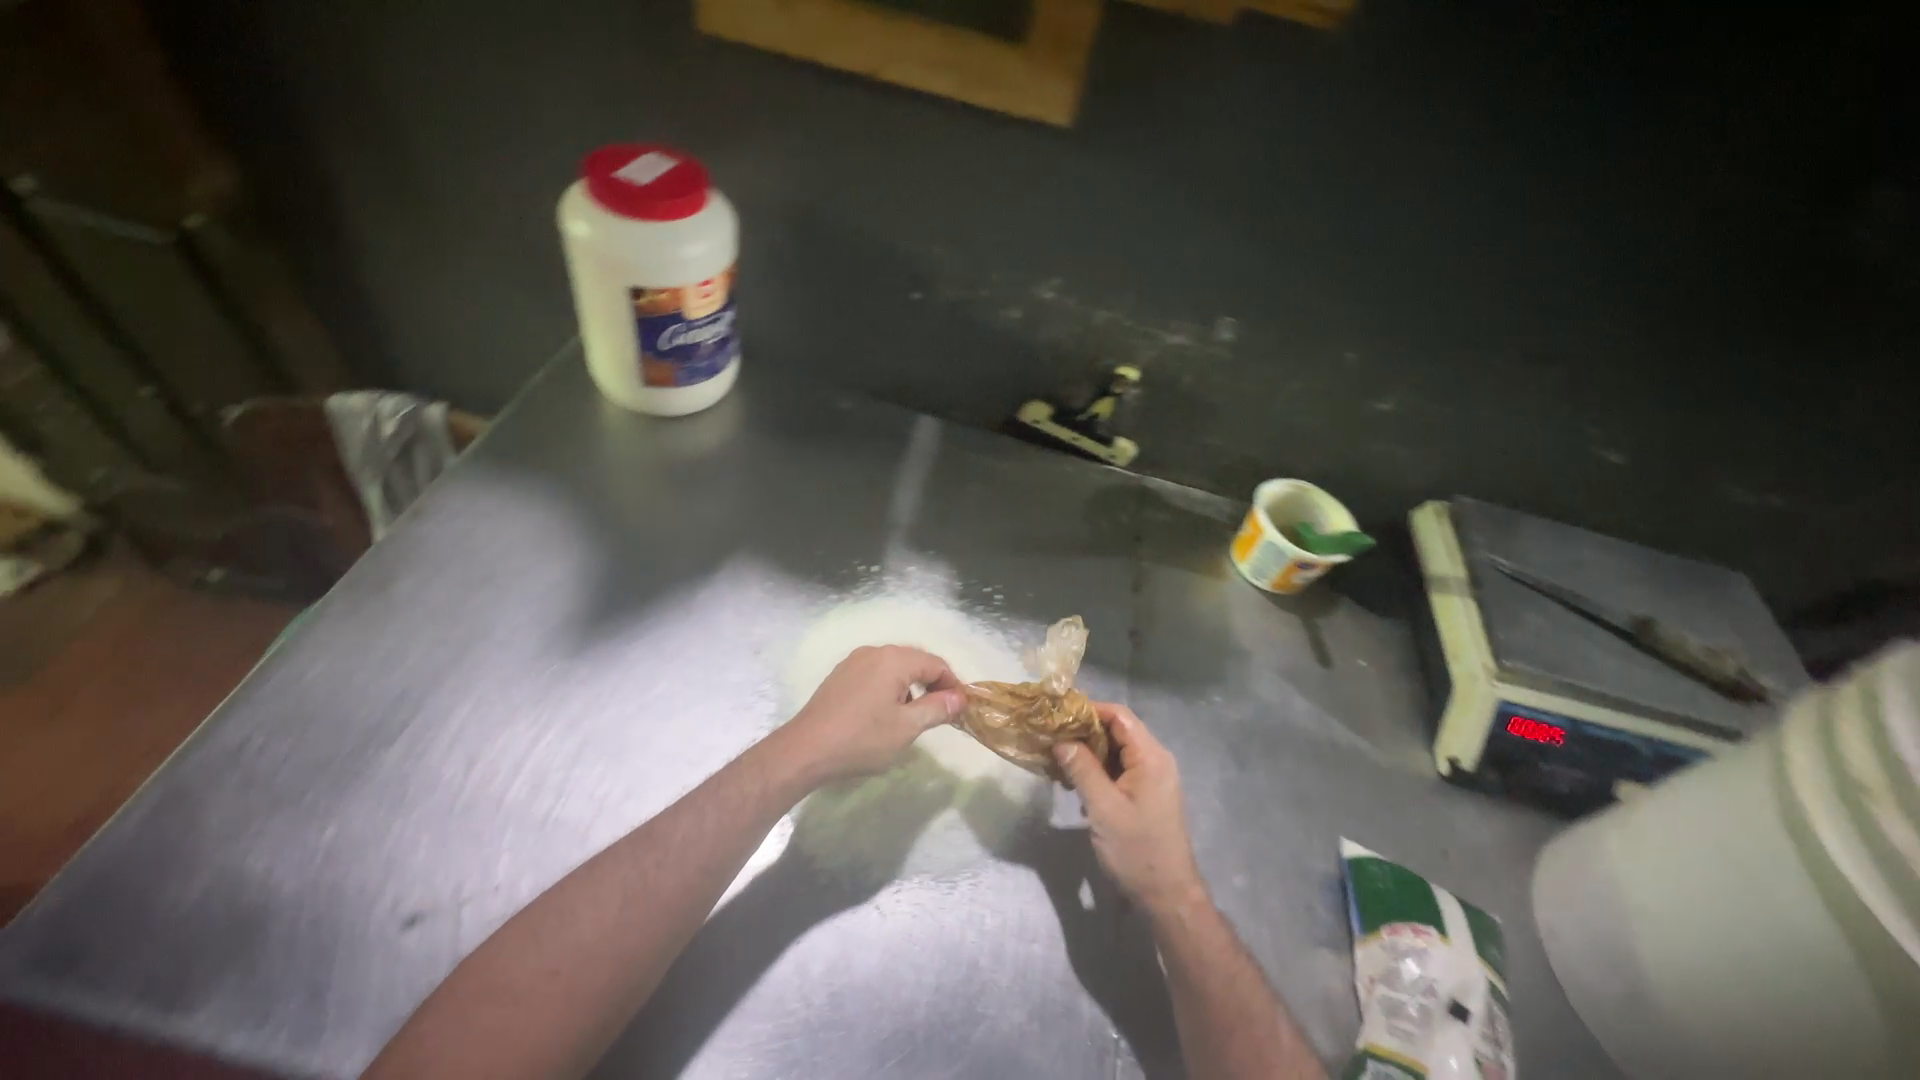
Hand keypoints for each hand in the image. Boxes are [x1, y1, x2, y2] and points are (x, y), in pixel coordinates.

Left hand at [781, 645, 966, 785]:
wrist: (806, 750)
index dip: (952, 684)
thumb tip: (959, 698)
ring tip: (914, 716)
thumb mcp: (906, 728)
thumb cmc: (861, 739)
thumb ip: (937, 708)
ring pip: (894, 667)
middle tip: (942, 712)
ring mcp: (854, 662)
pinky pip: (875, 673)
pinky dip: (889, 687)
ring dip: (911, 686)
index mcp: (894, 659)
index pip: (935, 663)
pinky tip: (885, 713)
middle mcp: (874, 652)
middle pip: (915, 661)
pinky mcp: (840, 675)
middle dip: (933, 684)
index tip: (961, 708)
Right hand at [1053, 703, 1206, 913]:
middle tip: (1050, 739)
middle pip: (1118, 730)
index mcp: (1151, 757)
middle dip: (1084, 732)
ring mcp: (1152, 778)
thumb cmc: (1136, 849)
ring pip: (1116, 751)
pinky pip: (1119, 769)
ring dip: (1088, 752)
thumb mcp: (1103, 808)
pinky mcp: (1145, 795)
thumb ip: (1082, 769)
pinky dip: (1097, 770)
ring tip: (1057, 761)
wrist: (1167, 895)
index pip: (1119, 715)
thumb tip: (1061, 740)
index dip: (1088, 710)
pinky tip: (1074, 782)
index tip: (1056, 716)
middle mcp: (1156, 760)